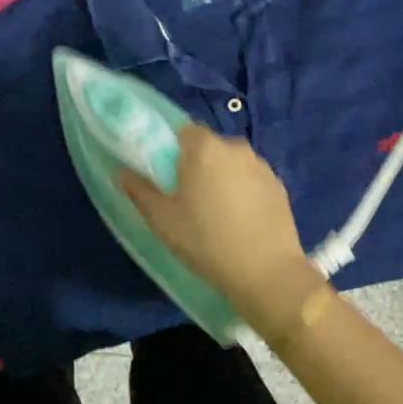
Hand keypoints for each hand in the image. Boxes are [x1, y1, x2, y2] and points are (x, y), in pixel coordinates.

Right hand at [119, 125, 322, 333]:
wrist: (266, 272)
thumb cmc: (206, 242)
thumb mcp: (162, 220)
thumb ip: (140, 190)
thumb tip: (123, 171)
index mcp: (204, 148)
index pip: (183, 132)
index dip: (172, 150)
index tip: (167, 177)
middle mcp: (235, 147)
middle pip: (208, 147)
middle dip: (197, 165)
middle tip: (188, 198)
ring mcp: (261, 165)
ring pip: (231, 163)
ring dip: (222, 178)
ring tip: (216, 213)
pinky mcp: (278, 185)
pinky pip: (251, 179)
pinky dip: (243, 191)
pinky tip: (240, 220)